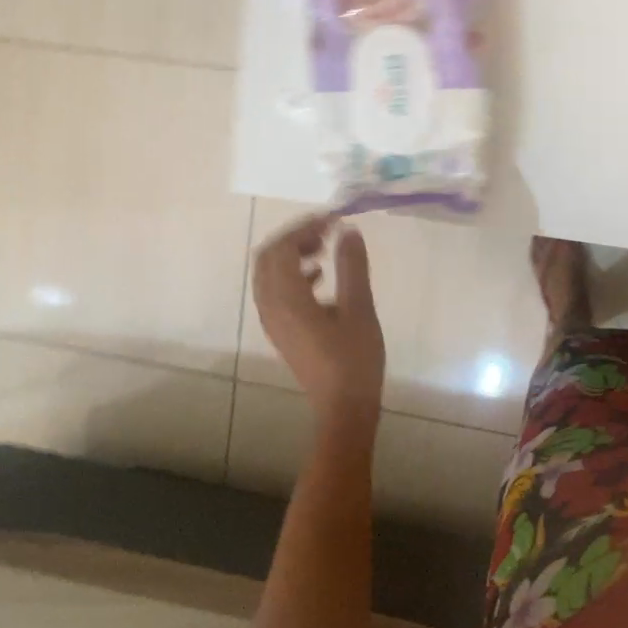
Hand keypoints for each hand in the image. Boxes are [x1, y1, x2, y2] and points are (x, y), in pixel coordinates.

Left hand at [253, 215, 384, 421]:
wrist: (343, 408)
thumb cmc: (355, 359)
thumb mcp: (360, 309)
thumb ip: (352, 267)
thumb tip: (347, 230)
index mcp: (287, 299)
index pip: (282, 248)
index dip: (305, 227)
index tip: (336, 219)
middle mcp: (270, 307)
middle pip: (268, 258)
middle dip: (295, 238)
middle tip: (327, 231)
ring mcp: (273, 321)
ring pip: (269, 275)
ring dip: (292, 256)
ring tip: (325, 250)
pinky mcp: (282, 331)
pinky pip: (276, 291)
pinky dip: (294, 275)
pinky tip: (322, 278)